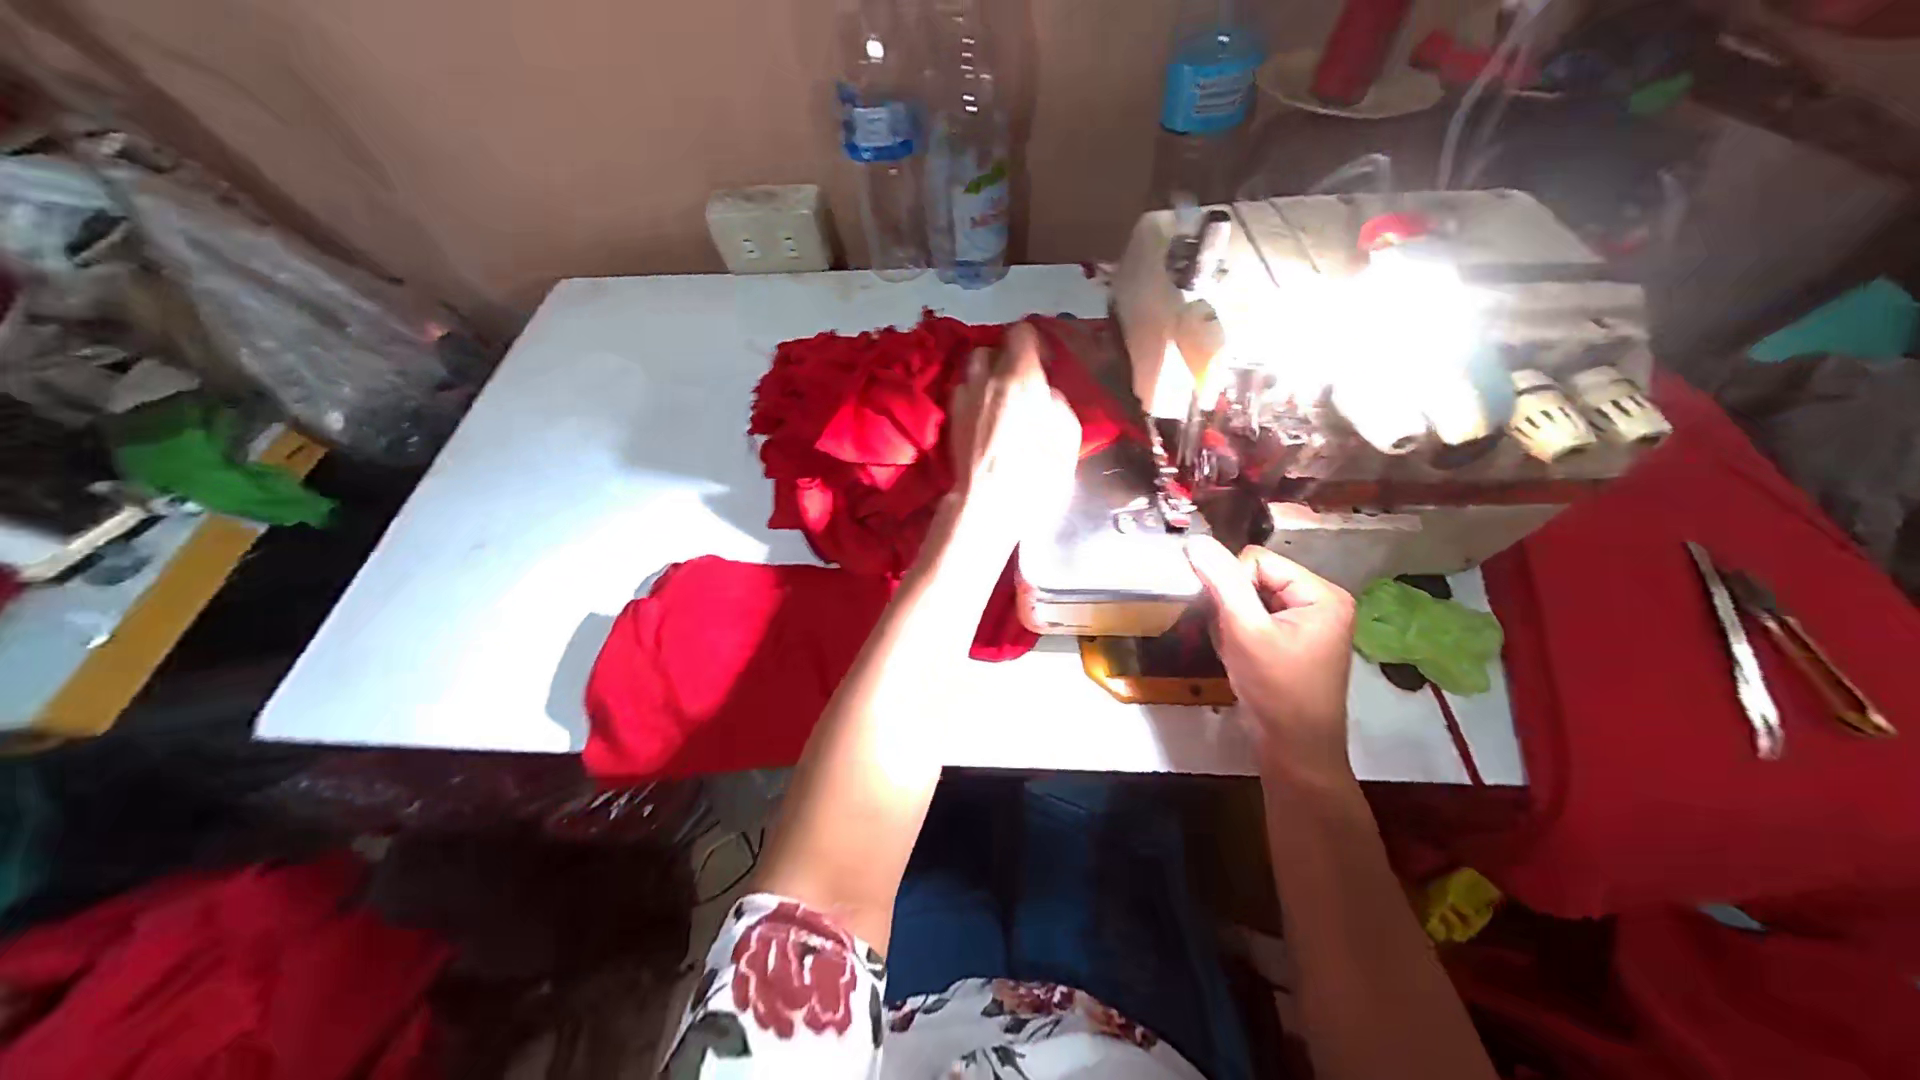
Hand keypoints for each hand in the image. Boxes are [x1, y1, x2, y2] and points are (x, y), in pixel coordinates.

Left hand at [943, 322, 1081, 559]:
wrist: (988, 506)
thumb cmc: (1036, 475)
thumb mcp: (1067, 437)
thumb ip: (1057, 404)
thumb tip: (1046, 393)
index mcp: (1020, 378)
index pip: (1021, 334)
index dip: (1034, 342)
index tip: (1043, 360)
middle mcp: (986, 379)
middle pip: (992, 349)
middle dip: (1005, 358)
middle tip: (1020, 379)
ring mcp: (963, 398)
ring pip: (972, 370)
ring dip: (985, 376)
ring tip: (998, 396)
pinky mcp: (949, 419)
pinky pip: (962, 394)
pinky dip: (973, 397)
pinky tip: (983, 416)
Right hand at [1186, 537, 1356, 787]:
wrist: (1294, 749)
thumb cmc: (1275, 690)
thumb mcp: (1245, 631)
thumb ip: (1222, 582)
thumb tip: (1195, 541)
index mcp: (1322, 594)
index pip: (1258, 561)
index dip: (1232, 585)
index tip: (1231, 622)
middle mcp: (1320, 602)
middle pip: (1255, 578)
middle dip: (1233, 607)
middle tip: (1235, 640)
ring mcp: (1308, 623)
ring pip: (1250, 600)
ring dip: (1233, 622)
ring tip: (1238, 651)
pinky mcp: (1294, 641)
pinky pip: (1255, 619)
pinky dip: (1239, 634)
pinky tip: (1241, 657)